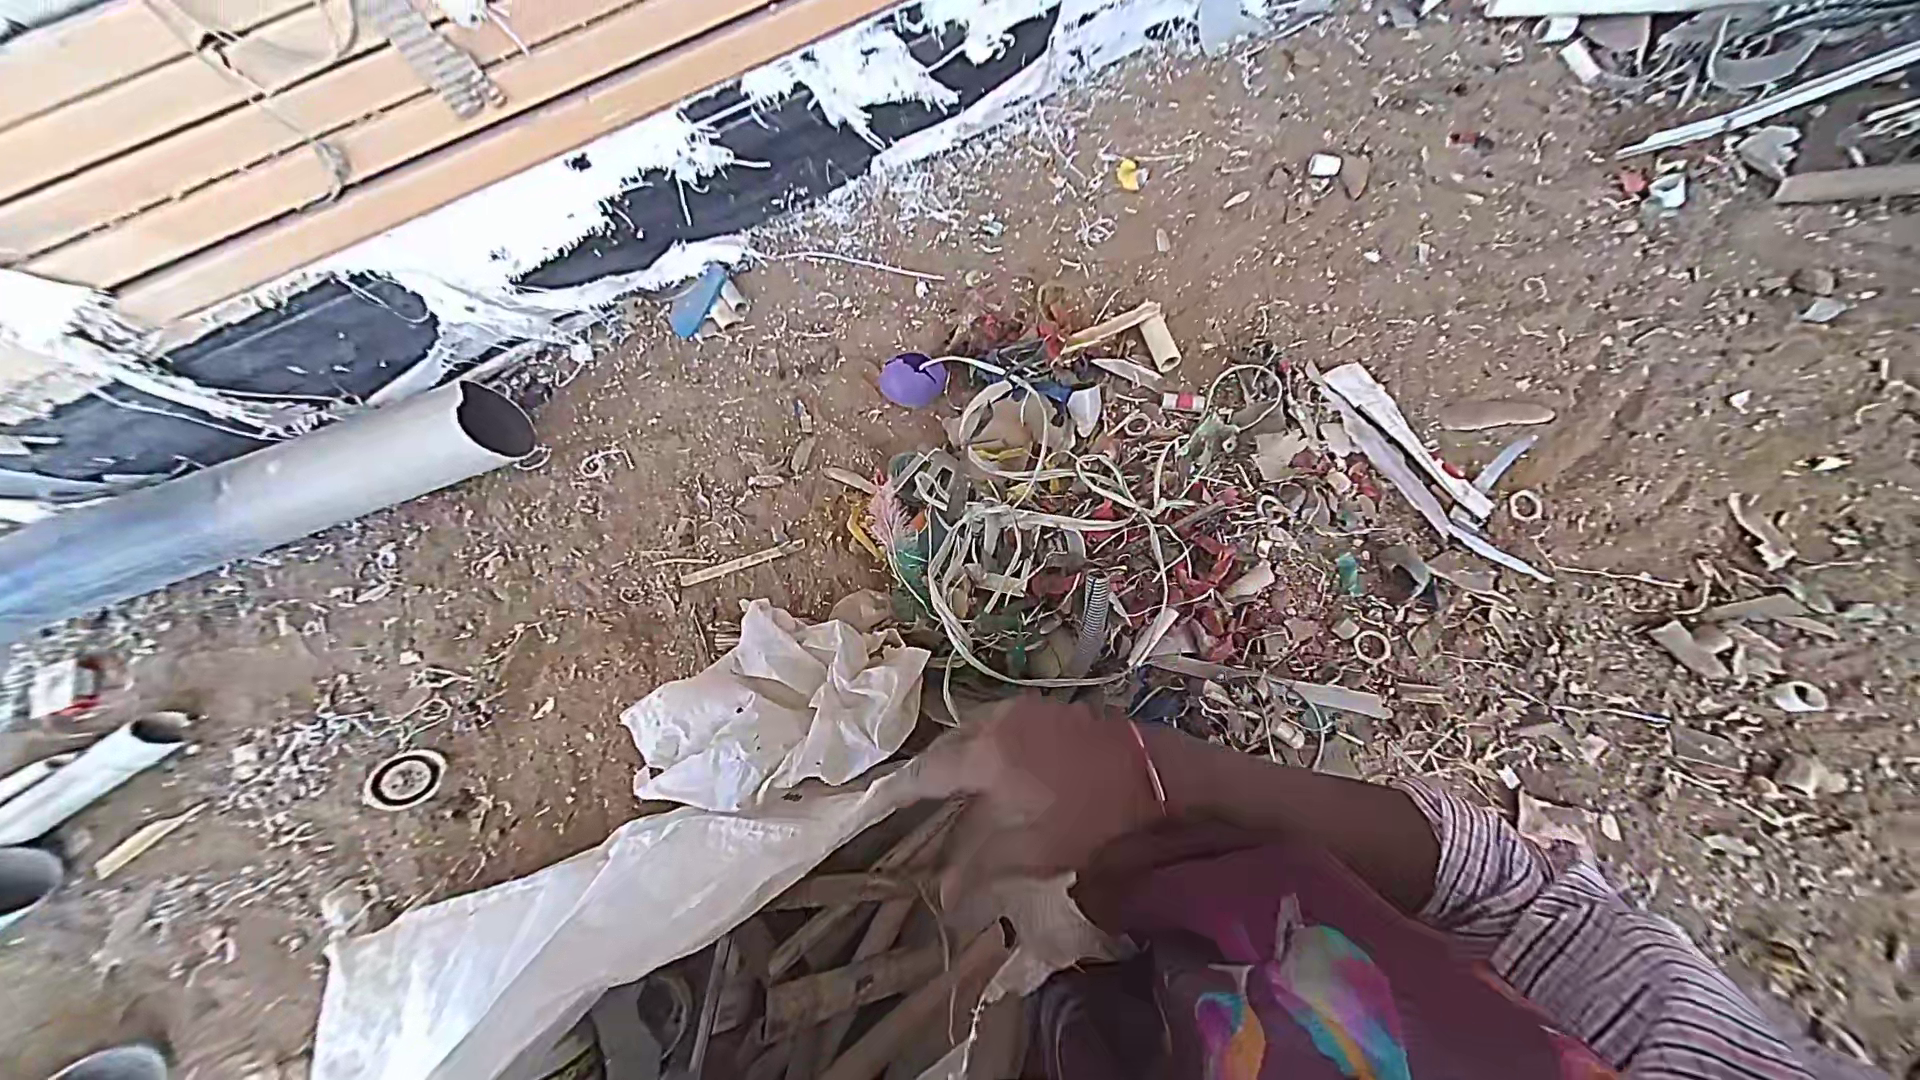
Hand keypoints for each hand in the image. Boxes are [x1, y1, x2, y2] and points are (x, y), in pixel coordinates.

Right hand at [898, 696, 1163, 900]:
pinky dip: (982, 745)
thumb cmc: (1093, 816)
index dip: (899, 790)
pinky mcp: (1040, 706)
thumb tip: (942, 894)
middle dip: (929, 775)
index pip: (926, 772)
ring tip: (953, 790)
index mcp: (985, 755)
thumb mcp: (1034, 850)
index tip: (875, 803)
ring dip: (957, 758)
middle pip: (945, 747)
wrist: (1155, 773)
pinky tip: (992, 769)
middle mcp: (994, 721)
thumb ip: (980, 865)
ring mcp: (1019, 708)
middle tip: (917, 805)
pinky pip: (994, 723)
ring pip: (970, 731)